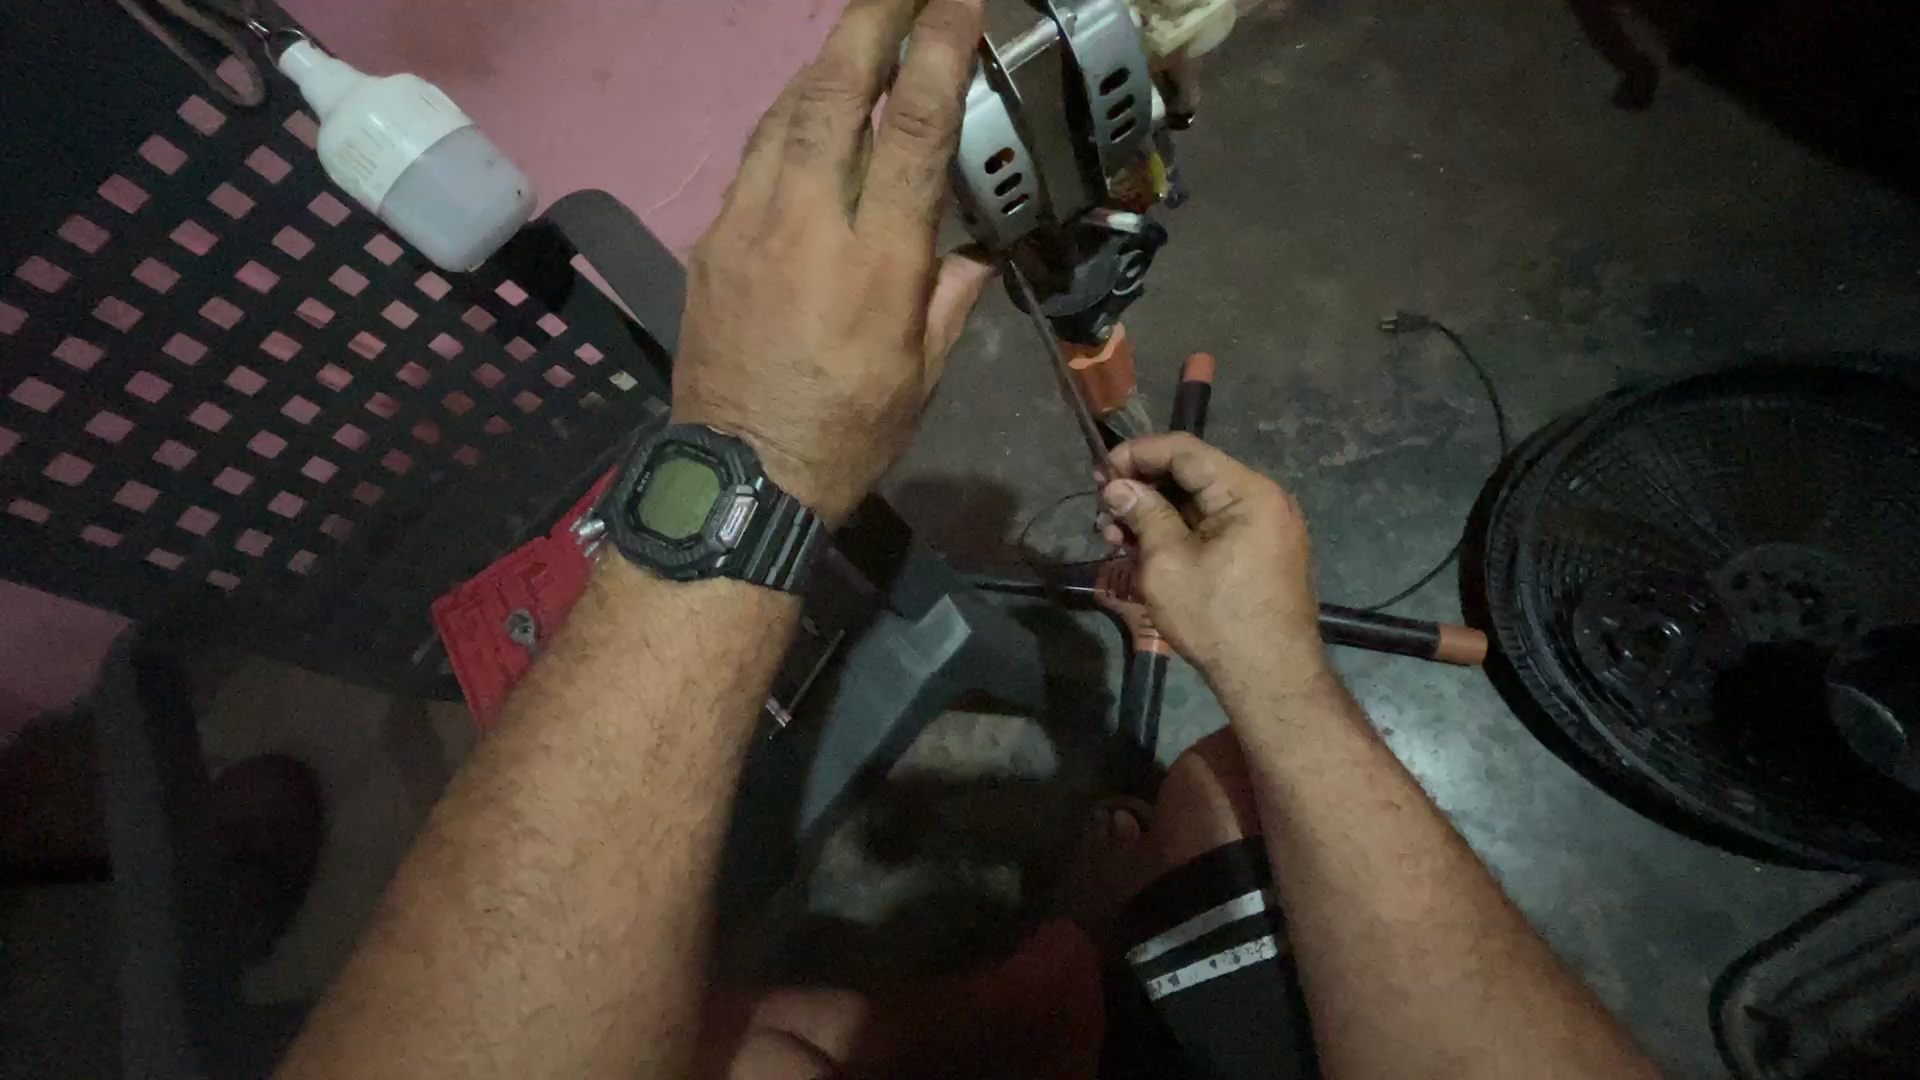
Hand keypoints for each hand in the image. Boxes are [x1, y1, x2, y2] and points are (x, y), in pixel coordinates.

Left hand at [671, 0, 997, 525]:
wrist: (743, 475)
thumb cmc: (848, 435)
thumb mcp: (920, 379)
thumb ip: (948, 303)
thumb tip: (972, 254)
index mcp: (877, 261)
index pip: (914, 129)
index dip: (938, 50)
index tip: (954, 1)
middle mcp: (807, 222)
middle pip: (833, 91)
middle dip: (868, 22)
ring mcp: (746, 226)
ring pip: (783, 115)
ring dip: (821, 69)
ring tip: (851, 49)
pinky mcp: (708, 243)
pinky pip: (751, 162)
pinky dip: (784, 129)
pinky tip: (802, 130)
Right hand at [1101, 434, 1329, 699]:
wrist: (1270, 677)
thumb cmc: (1216, 617)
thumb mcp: (1167, 562)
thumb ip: (1142, 514)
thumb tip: (1116, 486)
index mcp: (1247, 493)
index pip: (1185, 451)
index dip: (1137, 454)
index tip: (1101, 472)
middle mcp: (1262, 500)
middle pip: (1191, 475)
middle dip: (1142, 488)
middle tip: (1102, 508)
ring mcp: (1264, 527)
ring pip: (1197, 503)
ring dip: (1154, 514)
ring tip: (1114, 537)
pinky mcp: (1258, 552)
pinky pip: (1212, 526)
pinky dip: (1176, 532)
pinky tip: (1143, 550)